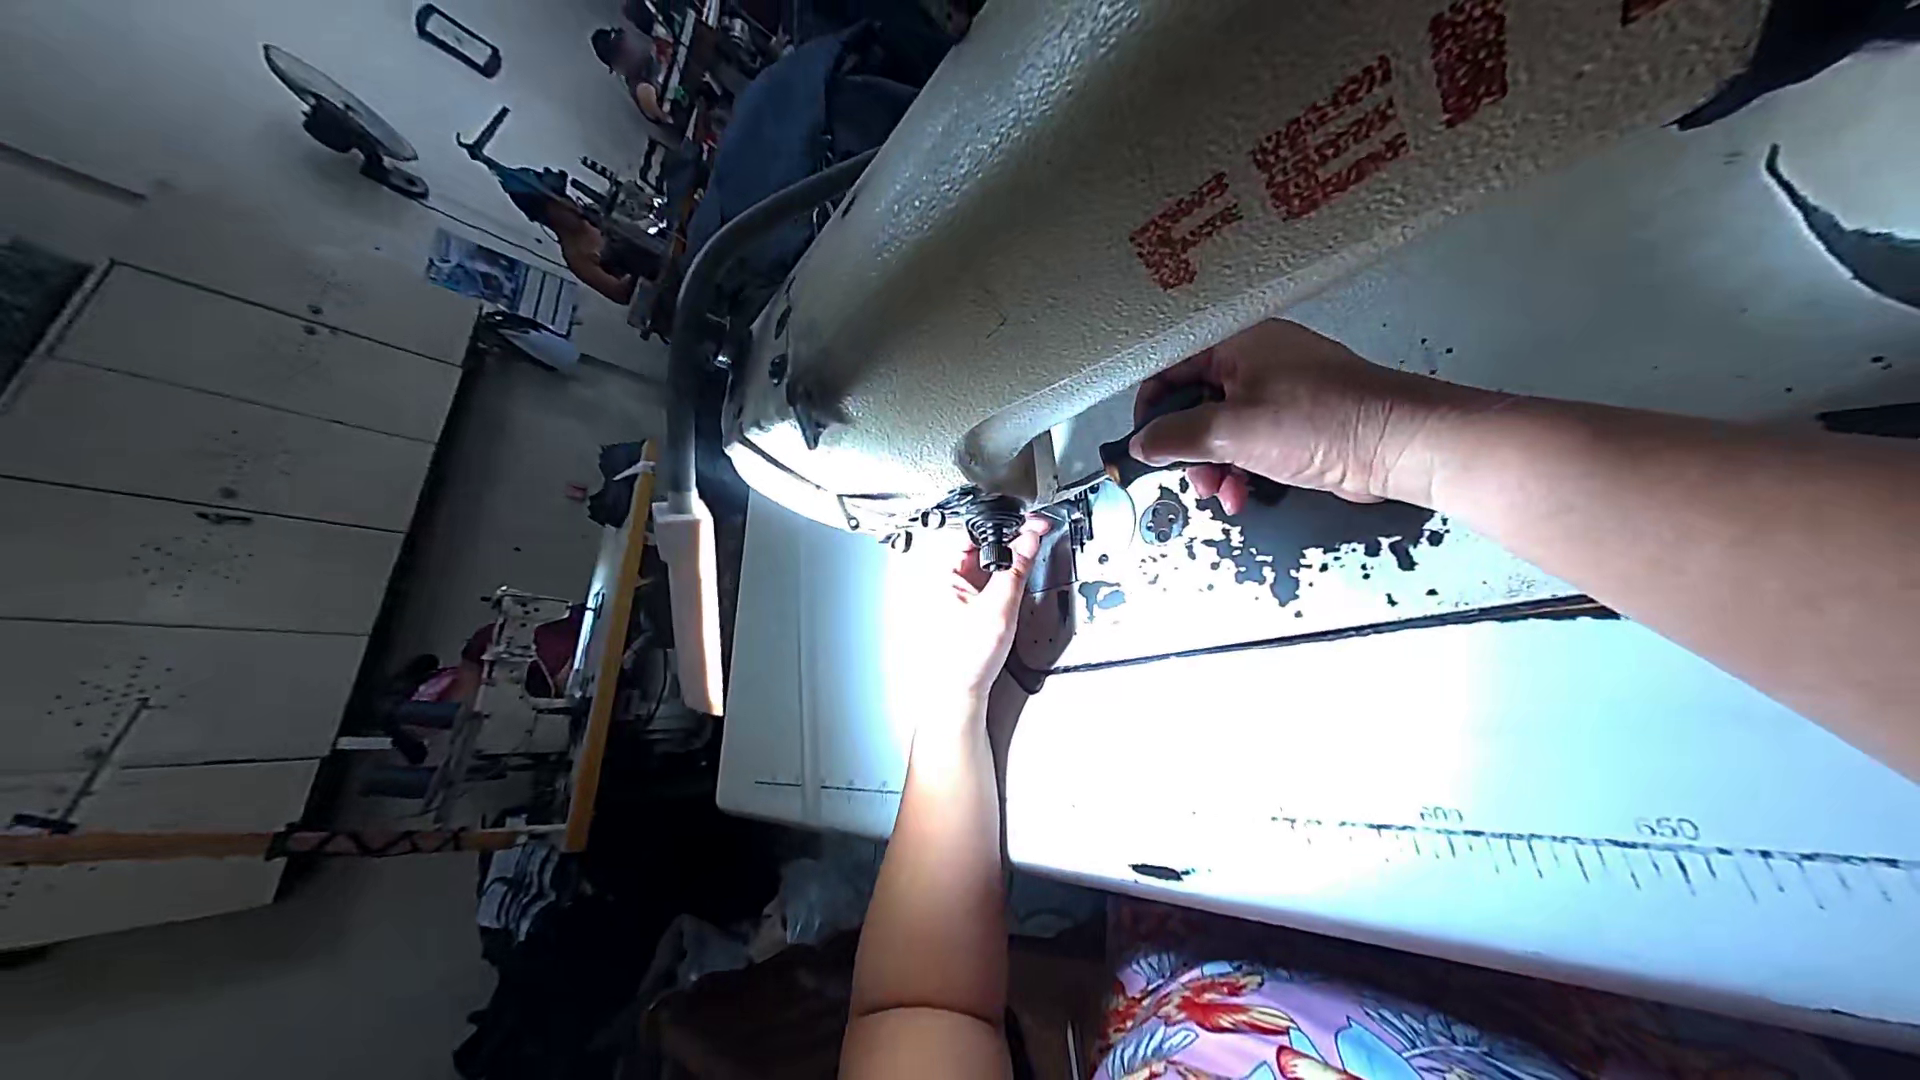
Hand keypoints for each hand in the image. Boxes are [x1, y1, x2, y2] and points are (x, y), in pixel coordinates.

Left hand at [898, 518, 1051, 709]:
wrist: (962, 690)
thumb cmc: (967, 656)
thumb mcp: (1000, 605)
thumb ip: (1016, 568)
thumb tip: (1028, 539)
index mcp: (945, 573)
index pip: (975, 533)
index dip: (1003, 525)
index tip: (1029, 524)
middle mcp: (947, 579)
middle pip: (983, 546)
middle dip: (1009, 542)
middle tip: (1033, 539)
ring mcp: (958, 592)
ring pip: (987, 563)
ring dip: (1008, 560)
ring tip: (1026, 564)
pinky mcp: (968, 604)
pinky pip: (989, 580)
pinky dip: (1005, 578)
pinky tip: (1015, 587)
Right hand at [1130, 320, 1490, 513]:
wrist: (1399, 446)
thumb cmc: (1325, 422)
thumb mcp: (1231, 430)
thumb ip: (1175, 437)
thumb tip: (1141, 445)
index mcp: (1237, 344)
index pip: (1170, 367)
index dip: (1151, 407)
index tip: (1146, 441)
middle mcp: (1253, 362)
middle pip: (1192, 404)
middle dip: (1187, 448)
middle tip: (1190, 474)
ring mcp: (1274, 392)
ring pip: (1217, 430)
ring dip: (1211, 467)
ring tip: (1220, 491)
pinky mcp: (1292, 422)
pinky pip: (1245, 443)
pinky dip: (1237, 470)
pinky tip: (1242, 493)